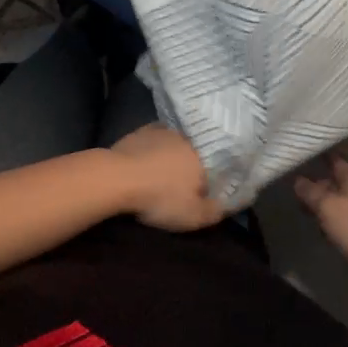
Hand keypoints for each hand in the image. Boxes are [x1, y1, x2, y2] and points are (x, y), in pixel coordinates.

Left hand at [108, 125, 223, 232]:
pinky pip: (155, 139)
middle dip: (190, 168)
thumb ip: (214, 211)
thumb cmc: (160, 197)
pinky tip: (146, 160)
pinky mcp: (144, 129)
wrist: (120, 177)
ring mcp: (165, 131)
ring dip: (172, 156)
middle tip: (178, 186)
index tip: (199, 196)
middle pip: (194, 155)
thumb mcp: (193, 216)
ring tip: (161, 174)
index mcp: (203, 158)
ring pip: (175, 144)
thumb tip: (227, 205)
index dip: (208, 184)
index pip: (214, 170)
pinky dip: (154, 148)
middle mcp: (188, 140)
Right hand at [295, 155, 347, 268]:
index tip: (306, 150)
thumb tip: (297, 179)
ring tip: (302, 206)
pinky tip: (318, 224)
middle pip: (334, 180)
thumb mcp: (326, 206)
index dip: (322, 154)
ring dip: (320, 201)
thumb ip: (310, 191)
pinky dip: (327, 216)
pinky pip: (339, 215)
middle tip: (296, 185)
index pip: (336, 159)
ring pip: (336, 199)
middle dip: (316, 182)